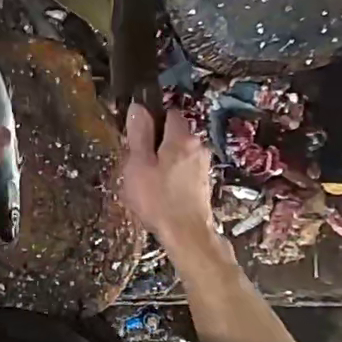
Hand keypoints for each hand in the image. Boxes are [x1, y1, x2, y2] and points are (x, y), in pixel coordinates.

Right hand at [119, 105, 219, 255]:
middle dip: (158, 144)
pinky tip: (161, 194)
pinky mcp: (204, 185)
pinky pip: (184, 171)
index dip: (153, 120)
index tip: (138, 137)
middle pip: (175, 135)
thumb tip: (138, 107)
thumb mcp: (138, 164)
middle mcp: (198, 147)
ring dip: (165, 162)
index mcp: (182, 137)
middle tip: (138, 164)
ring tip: (148, 183)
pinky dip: (173, 177)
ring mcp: (203, 167)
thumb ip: (139, 134)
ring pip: (180, 155)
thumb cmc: (158, 199)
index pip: (169, 113)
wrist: (187, 234)